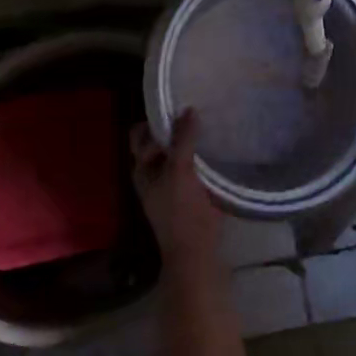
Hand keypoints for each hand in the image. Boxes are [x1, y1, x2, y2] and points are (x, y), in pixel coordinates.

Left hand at [130, 113, 218, 266]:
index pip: (140, 135)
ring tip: (207, 122)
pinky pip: (191, 165)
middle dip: (172, 127)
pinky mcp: (189, 192)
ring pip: (175, 153)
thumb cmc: (181, 212)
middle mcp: (152, 175)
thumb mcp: (179, 172)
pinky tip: (215, 145)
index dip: (154, 120)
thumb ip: (183, 140)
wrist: (195, 253)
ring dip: (187, 140)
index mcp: (141, 170)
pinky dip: (198, 154)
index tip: (175, 102)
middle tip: (194, 110)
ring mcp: (170, 184)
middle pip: (158, 143)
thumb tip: (188, 109)